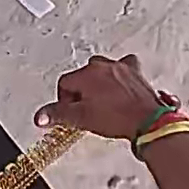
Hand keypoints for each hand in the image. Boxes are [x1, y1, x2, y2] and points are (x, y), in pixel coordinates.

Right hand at [34, 55, 165, 139]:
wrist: (149, 121)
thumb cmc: (117, 118)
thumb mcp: (81, 118)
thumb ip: (57, 114)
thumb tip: (39, 116)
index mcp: (86, 74)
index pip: (64, 83)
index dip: (64, 99)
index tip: (69, 111)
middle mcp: (104, 67)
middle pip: (82, 75)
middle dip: (80, 90)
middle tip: (84, 107)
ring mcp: (122, 68)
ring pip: (102, 70)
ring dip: (98, 82)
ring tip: (100, 100)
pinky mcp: (136, 73)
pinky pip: (125, 68)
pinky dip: (120, 75)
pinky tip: (120, 86)